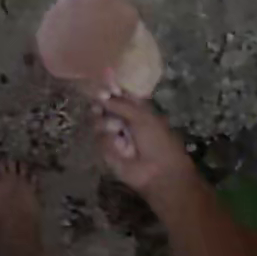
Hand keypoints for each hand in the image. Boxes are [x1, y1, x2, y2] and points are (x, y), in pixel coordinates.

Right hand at [93, 78, 195, 197]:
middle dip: (100, 104)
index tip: (102, 84)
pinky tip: (118, 144)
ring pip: (98, 121)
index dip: (110, 89)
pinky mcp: (106, 150)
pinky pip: (99, 138)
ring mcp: (113, 135)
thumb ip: (121, 104)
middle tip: (99, 103)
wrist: (158, 172)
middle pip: (103, 106)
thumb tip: (101, 94)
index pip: (118, 94)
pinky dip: (108, 140)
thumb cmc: (158, 141)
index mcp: (136, 109)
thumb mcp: (142, 117)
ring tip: (117, 129)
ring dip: (106, 123)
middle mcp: (122, 120)